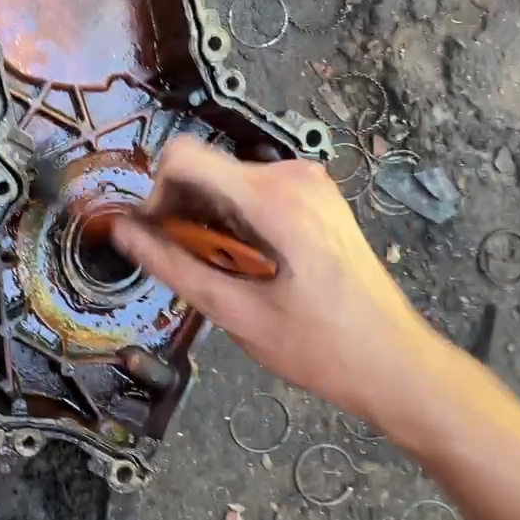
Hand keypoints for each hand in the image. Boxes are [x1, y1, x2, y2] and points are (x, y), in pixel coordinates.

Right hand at [109, 137, 444, 423]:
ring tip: (226, 270)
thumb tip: (122, 233)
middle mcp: (292, 177)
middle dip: (181, 213)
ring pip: (220, 182)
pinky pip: (246, 191)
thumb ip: (171, 265)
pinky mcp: (312, 195)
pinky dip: (230, 221)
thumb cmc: (323, 346)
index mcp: (274, 200)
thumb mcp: (233, 311)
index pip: (182, 157)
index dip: (156, 194)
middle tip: (192, 263)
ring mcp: (306, 183)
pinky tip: (246, 262)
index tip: (159, 234)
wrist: (397, 363)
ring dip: (206, 221)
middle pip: (201, 170)